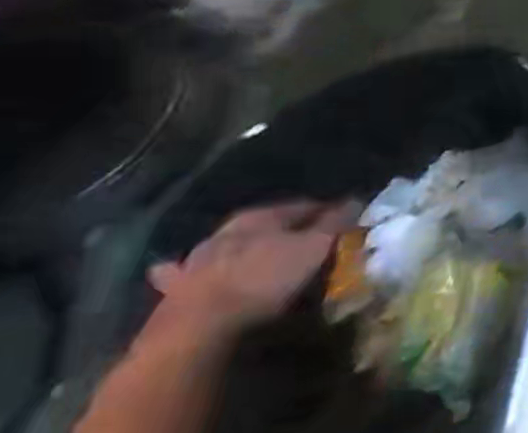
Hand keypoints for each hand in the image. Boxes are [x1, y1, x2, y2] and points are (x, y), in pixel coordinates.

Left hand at [147, 201, 355, 338]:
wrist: (196, 329)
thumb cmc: (264, 280)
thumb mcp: (313, 248)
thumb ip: (334, 222)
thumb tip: (355, 198)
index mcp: (262, 216)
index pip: (303, 206)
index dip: (325, 212)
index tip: (342, 221)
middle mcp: (227, 230)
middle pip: (263, 225)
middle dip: (281, 230)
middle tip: (301, 240)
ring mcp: (196, 260)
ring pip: (224, 245)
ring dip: (236, 247)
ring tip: (248, 253)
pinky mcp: (174, 290)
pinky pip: (181, 275)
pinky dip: (182, 272)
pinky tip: (172, 270)